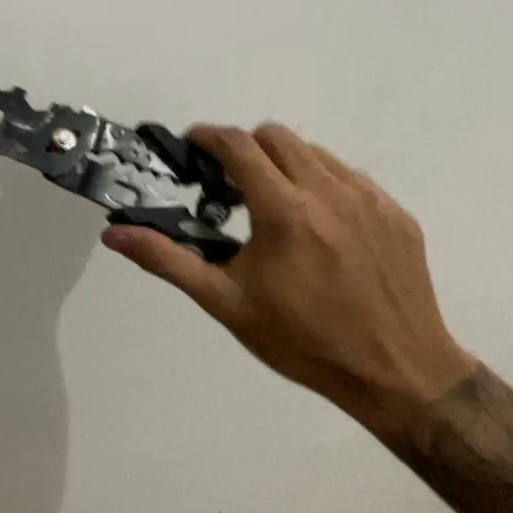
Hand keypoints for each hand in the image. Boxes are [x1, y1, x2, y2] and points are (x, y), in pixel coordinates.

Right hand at [101, 124, 475, 435]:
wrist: (400, 376)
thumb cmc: (303, 340)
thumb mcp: (225, 302)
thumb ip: (167, 260)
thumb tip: (113, 235)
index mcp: (284, 212)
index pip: (238, 146)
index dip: (208, 137)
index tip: (191, 147)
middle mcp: (329, 194)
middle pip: (277, 137)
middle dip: (245, 147)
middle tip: (227, 182)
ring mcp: (371, 202)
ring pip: (316, 152)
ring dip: (284, 162)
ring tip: (270, 203)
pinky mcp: (398, 216)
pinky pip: (350, 176)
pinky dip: (322, 182)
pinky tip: (314, 224)